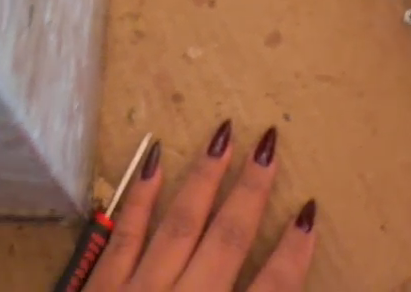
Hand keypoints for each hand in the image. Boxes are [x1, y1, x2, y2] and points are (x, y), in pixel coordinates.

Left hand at [86, 121, 316, 291]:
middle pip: (227, 242)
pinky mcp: (100, 290)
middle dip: (251, 191)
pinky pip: (125, 235)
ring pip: (180, 225)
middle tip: (269, 140)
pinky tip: (156, 160)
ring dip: (205, 178)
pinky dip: (142, 199)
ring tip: (223, 134)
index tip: (310, 209)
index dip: (293, 253)